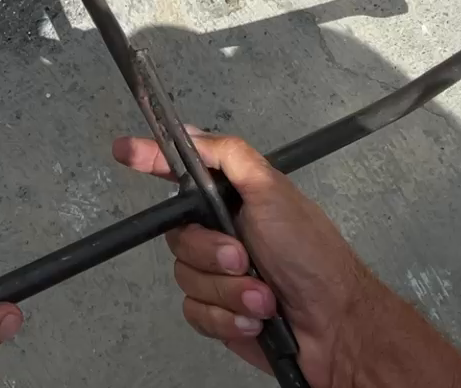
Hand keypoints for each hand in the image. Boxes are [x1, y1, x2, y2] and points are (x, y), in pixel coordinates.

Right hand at [115, 130, 460, 386]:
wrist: (338, 329)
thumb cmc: (310, 254)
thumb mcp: (272, 190)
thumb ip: (230, 156)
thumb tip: (190, 131)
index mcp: (229, 198)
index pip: (179, 172)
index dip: (149, 159)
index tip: (123, 150)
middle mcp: (218, 232)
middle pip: (177, 234)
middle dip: (210, 251)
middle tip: (244, 256)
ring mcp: (216, 274)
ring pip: (185, 276)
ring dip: (227, 290)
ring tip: (263, 297)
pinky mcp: (218, 313)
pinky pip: (195, 311)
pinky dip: (227, 317)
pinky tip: (255, 320)